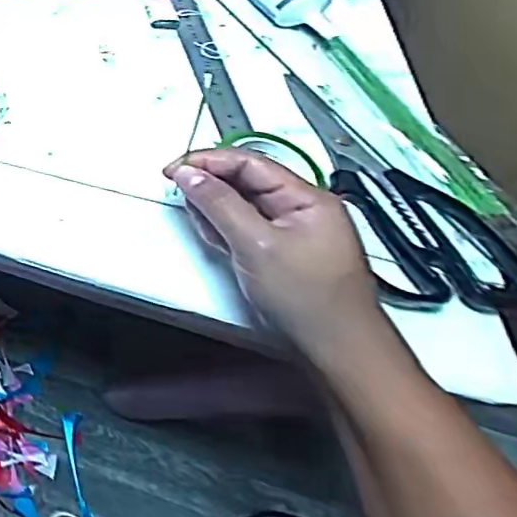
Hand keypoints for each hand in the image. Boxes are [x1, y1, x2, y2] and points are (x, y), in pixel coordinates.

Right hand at [165, 149, 388, 369]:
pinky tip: (221, 242)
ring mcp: (295, 230)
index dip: (207, 161)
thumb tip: (189, 173)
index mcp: (306, 198)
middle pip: (244, 180)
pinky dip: (228, 229)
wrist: (341, 355)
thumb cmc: (310, 302)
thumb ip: (218, 203)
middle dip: (211, 188)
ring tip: (208, 231)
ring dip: (218, 211)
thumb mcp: (255, 245)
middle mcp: (303, 208)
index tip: (175, 170)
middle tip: (186, 200)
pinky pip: (248, 225)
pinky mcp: (285, 250)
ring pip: (243, 203)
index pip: (247, 162)